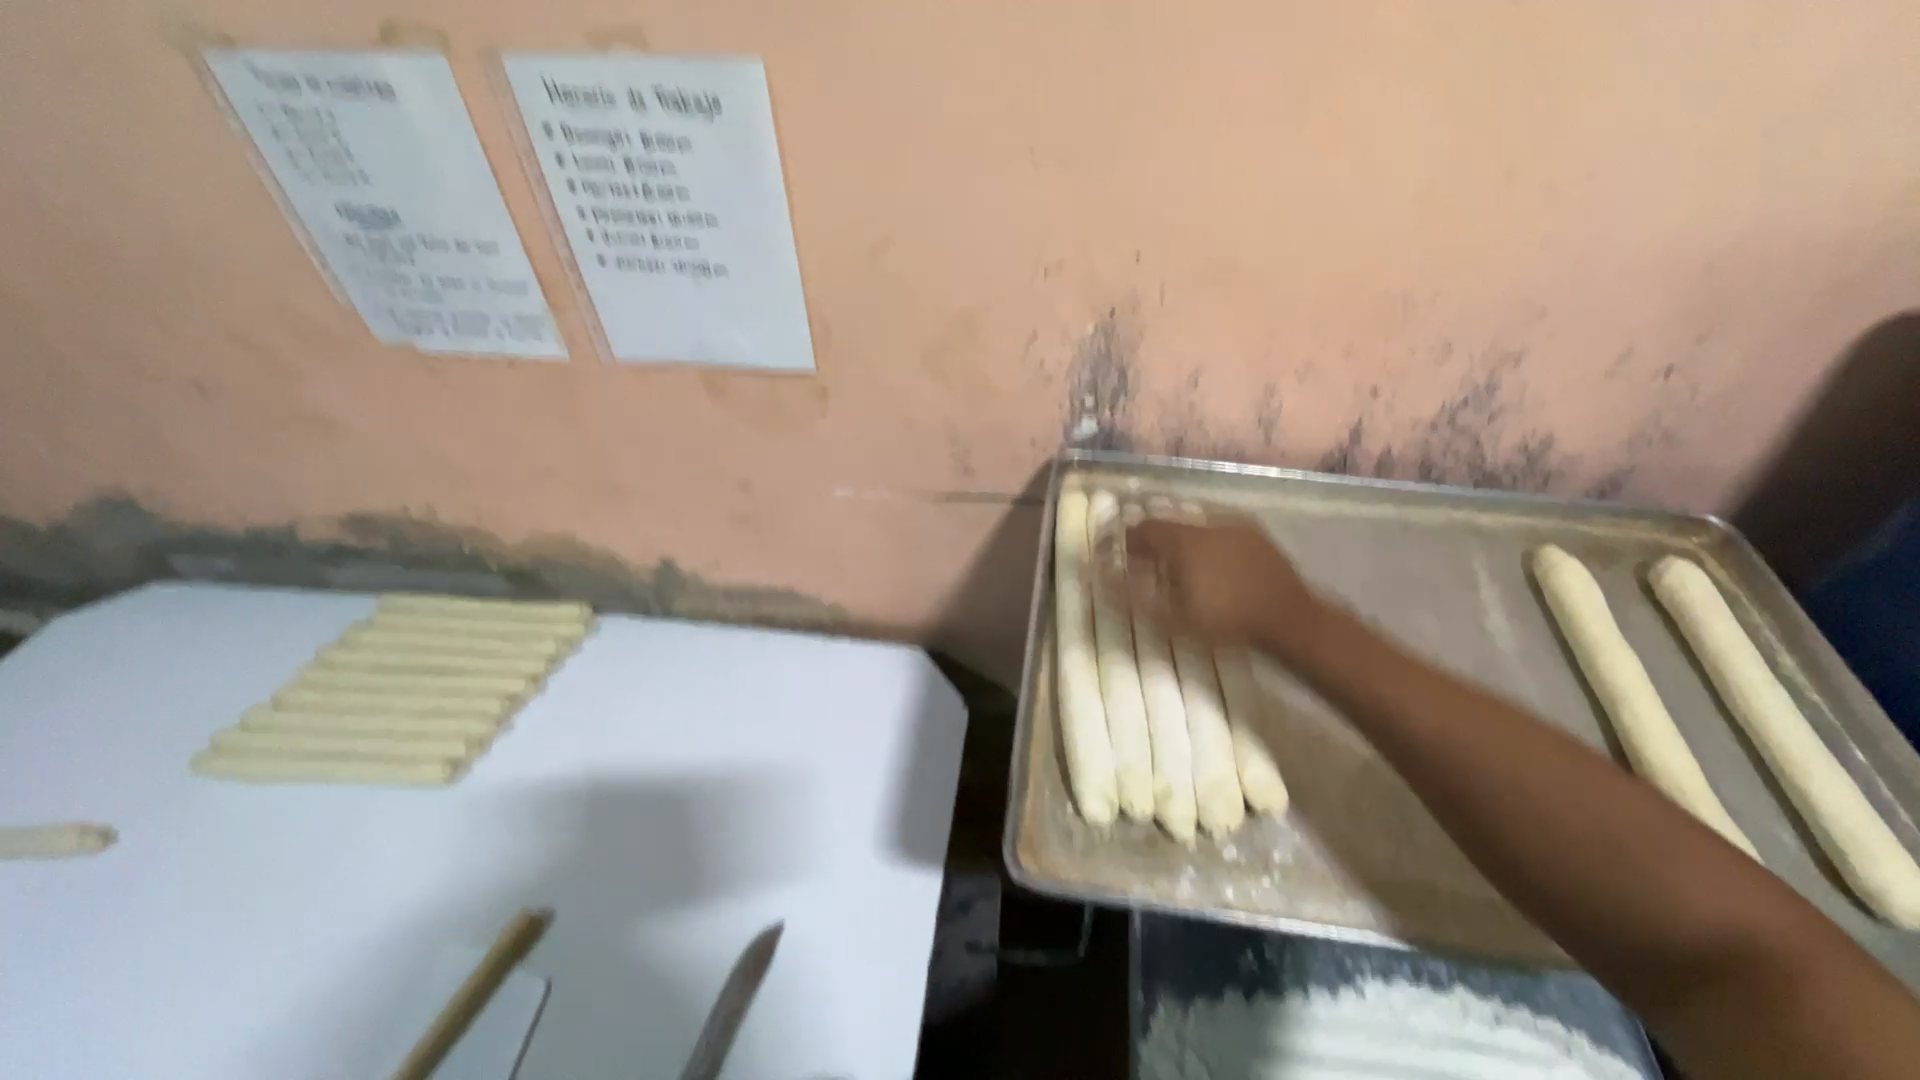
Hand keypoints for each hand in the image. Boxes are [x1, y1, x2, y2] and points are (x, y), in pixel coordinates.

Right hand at [1106, 514, 1322, 651]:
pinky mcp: (1256, 533)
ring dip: (1183, 542)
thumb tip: (1099, 578)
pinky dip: (1209, 543)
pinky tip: (1214, 564)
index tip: (1123, 558)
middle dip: (1156, 542)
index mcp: (1181, 540)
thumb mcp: (1171, 618)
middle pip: (1169, 525)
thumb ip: (1132, 596)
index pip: (1143, 529)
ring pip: (1196, 526)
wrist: (1289, 618)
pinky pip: (1221, 531)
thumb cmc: (1225, 621)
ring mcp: (1235, 525)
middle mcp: (1205, 523)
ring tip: (1182, 567)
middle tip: (1150, 565)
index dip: (1129, 542)